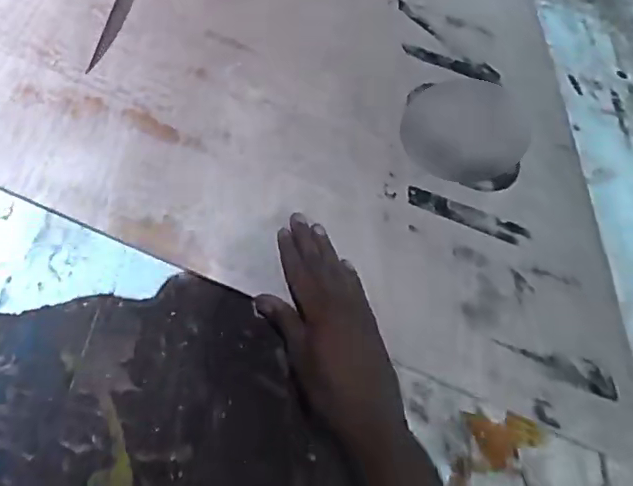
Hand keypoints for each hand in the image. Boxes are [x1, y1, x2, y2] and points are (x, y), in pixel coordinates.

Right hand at [256, 215, 427, 484]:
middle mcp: (338, 302)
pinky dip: (349, 272)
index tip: (283, 230)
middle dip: (308, 241)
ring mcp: (356, 310)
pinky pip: (356, 287)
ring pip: (338, 271)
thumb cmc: (329, 388)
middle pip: (320, 265)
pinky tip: (346, 264)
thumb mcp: (300, 357)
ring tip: (319, 229)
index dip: (290, 252)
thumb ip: (285, 322)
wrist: (373, 416)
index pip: (300, 273)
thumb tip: (260, 296)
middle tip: (300, 217)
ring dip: (328, 250)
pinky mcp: (369, 322)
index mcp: (318, 309)